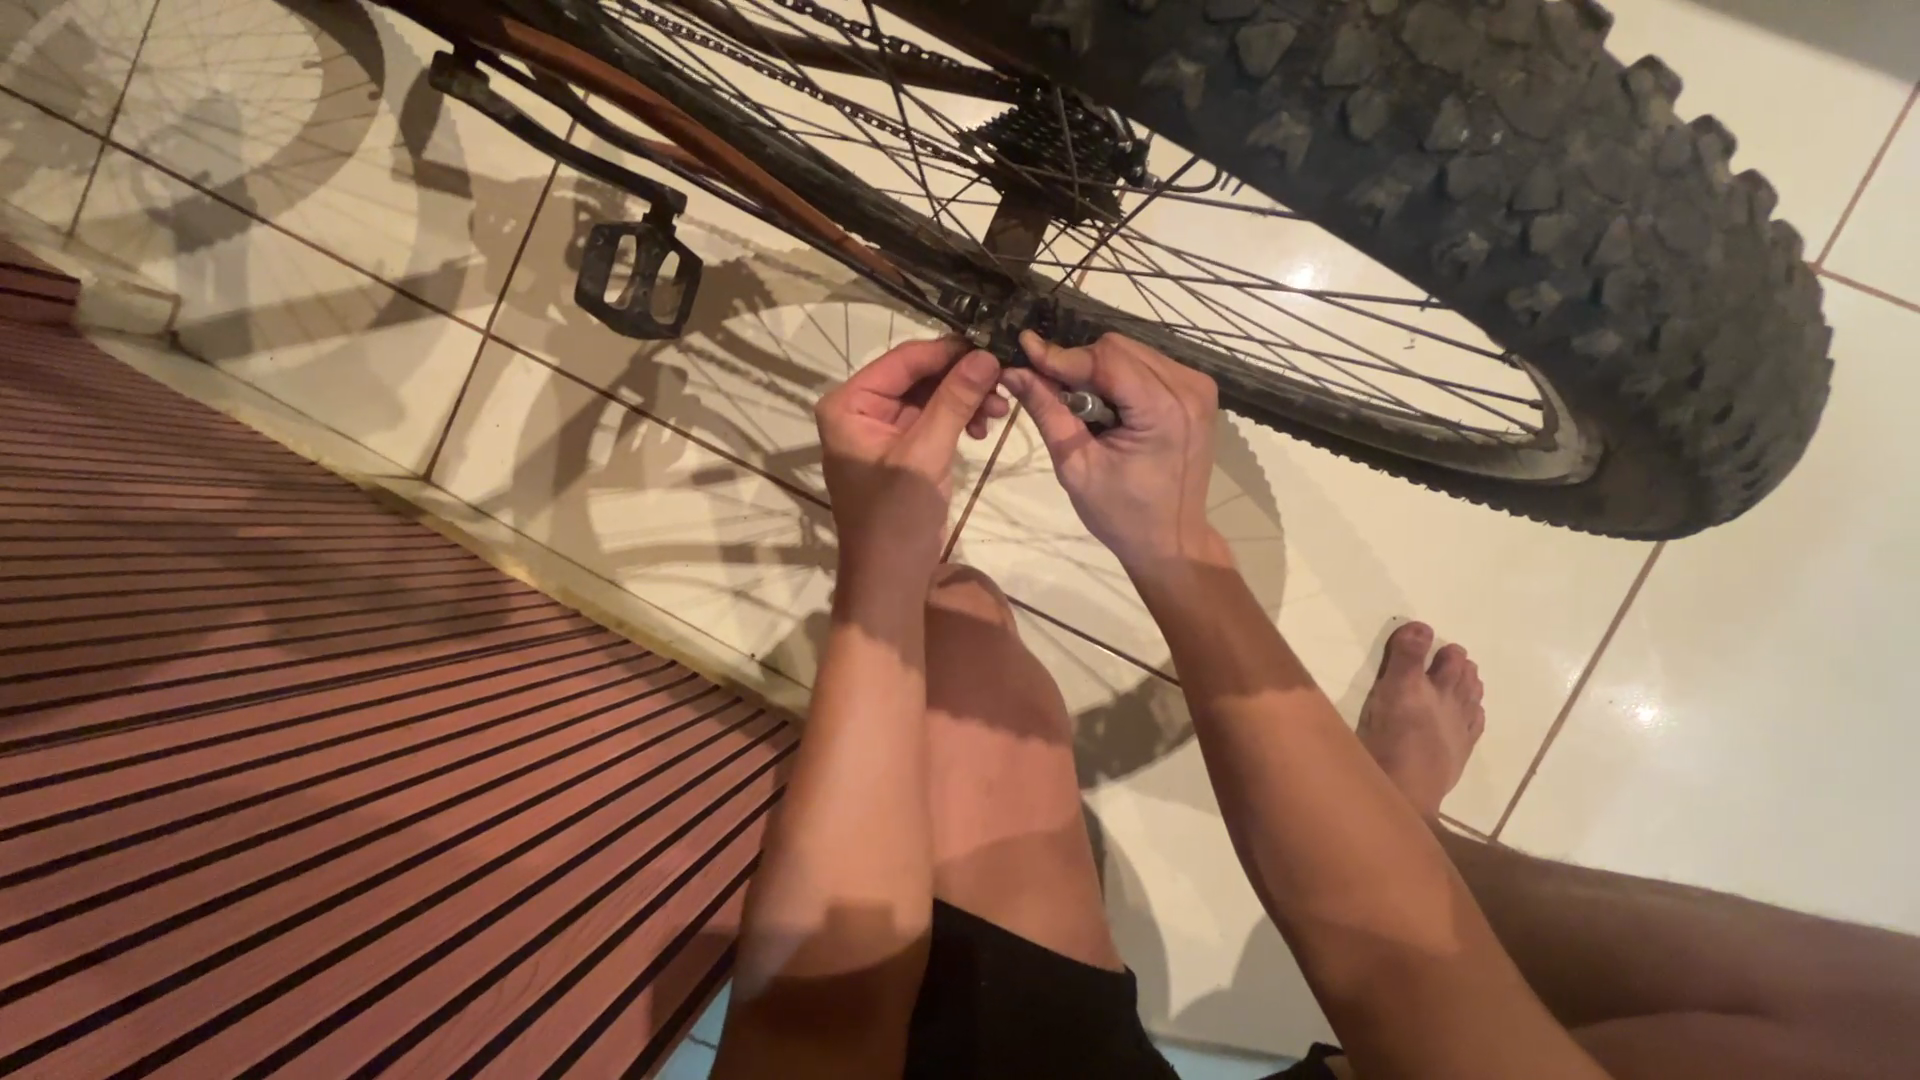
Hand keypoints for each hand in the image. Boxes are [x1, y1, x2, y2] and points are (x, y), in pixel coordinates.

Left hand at [816, 337, 1008, 585]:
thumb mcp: (926, 452)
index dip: (949, 352)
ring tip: (998, 413)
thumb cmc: (896, 516)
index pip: (903, 361)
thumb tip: (986, 355)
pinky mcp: (902, 449)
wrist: (890, 576)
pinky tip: (982, 428)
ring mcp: (881, 430)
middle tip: (1003, 385)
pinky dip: (958, 420)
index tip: (992, 348)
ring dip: (965, 400)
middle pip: (918, 376)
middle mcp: (860, 409)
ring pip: (930, 396)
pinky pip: (933, 420)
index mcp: (849, 404)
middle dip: (961, 380)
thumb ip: (954, 400)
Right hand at [1000, 331, 1222, 572]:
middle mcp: (1189, 387)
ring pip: (1132, 352)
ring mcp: (1198, 387)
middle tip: (1052, 392)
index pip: (1106, 359)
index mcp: (1163, 409)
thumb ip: (1047, 412)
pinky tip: (1107, 408)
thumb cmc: (1121, 514)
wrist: (1171, 540)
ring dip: (1098, 371)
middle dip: (1079, 365)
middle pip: (1119, 348)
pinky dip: (1119, 377)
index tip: (1023, 351)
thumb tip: (1013, 371)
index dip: (1062, 356)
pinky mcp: (1198, 392)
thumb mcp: (1075, 466)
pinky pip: (1147, 364)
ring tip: (1082, 407)